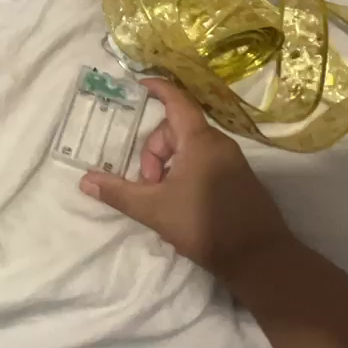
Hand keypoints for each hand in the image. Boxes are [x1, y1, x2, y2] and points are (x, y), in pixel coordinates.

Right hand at [80, 77, 297, 281]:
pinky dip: (184, 169)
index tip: (138, 86)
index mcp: (200, 142)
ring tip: (160, 194)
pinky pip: (204, 159)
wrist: (262, 261)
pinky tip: (178, 199)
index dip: (157, 89)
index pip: (176, 101)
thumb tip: (85, 181)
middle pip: (176, 129)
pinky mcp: (239, 178)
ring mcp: (232, 161)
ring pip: (189, 146)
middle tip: (146, 182)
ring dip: (167, 163)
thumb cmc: (205, 226)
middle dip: (153, 150)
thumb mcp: (153, 209)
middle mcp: (219, 144)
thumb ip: (118, 192)